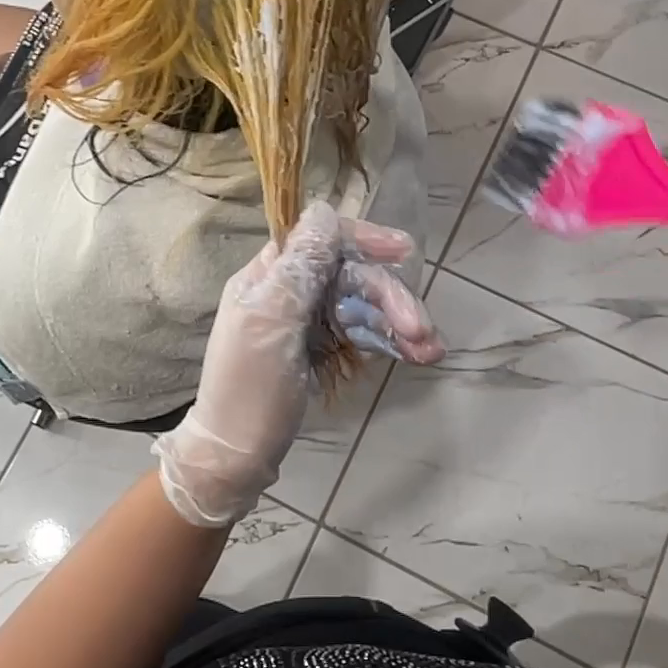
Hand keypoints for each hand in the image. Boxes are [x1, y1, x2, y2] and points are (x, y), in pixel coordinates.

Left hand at [153, 201, 443, 526]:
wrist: (237, 456)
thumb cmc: (249, 390)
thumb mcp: (272, 324)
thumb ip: (299, 269)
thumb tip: (323, 210)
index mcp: (267, 279)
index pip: (320, 240)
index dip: (361, 240)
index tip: (402, 252)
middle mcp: (287, 294)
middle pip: (349, 276)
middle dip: (388, 297)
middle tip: (422, 330)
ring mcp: (305, 324)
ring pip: (361, 306)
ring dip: (397, 322)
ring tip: (430, 350)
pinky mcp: (320, 353)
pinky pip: (360, 335)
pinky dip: (387, 342)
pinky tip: (416, 356)